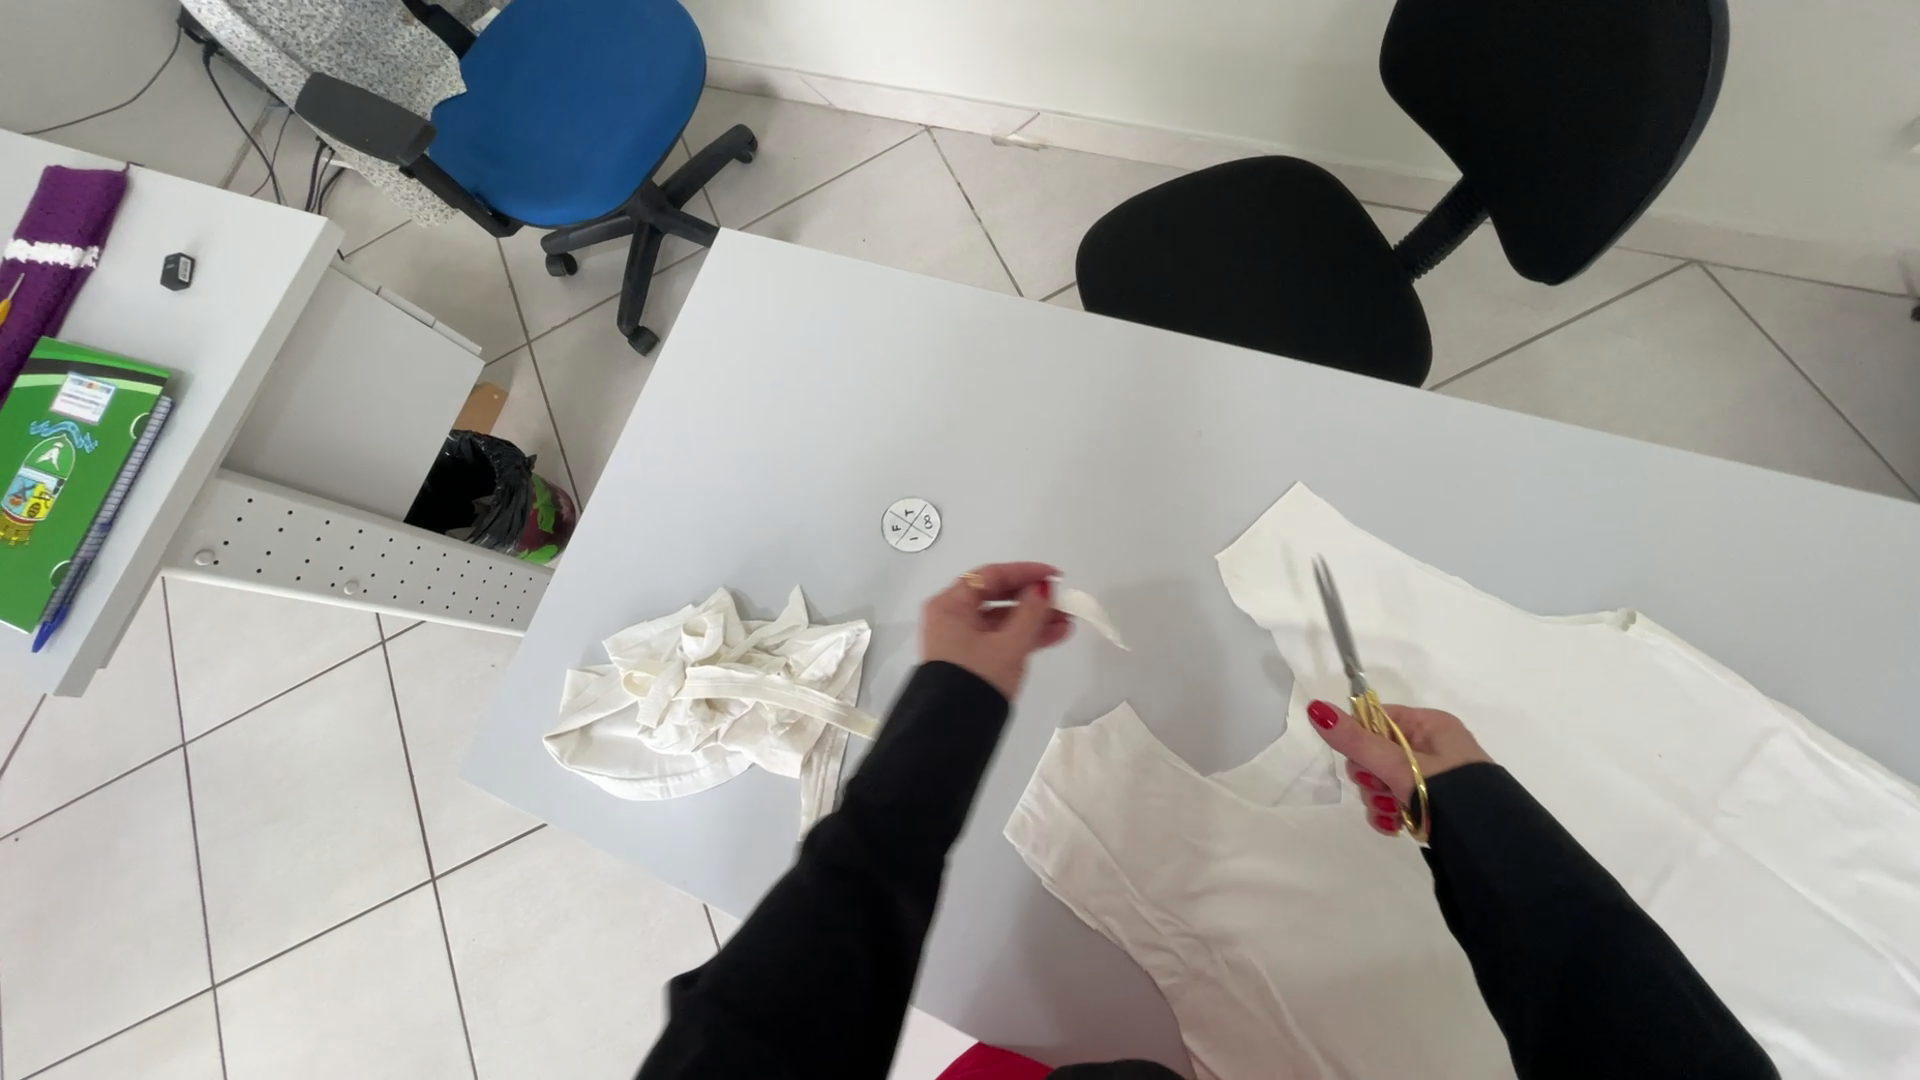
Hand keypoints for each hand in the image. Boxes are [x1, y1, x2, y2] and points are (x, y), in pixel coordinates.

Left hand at [922, 562, 1072, 699]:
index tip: (1055, 576)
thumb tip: (1043, 586)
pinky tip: (1056, 635)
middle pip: (997, 597)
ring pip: (1002, 620)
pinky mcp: (971, 659)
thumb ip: (1031, 612)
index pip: (990, 576)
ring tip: (1068, 622)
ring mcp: (961, 639)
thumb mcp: (1009, 644)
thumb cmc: (978, 678)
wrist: (954, 732)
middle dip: (1033, 600)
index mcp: (949, 604)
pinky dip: (1024, 637)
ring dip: (1034, 620)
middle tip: (1064, 601)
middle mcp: (951, 617)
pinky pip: (1000, 639)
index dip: (1024, 572)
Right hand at [1306, 700, 1492, 836]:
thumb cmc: (1446, 794)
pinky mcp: (1430, 803)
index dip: (1359, 739)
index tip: (1361, 761)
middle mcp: (1430, 747)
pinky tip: (1393, 825)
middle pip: (1373, 751)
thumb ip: (1354, 739)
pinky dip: (1387, 813)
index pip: (1375, 718)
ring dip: (1376, 798)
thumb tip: (1315, 706)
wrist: (1489, 849)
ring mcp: (1431, 777)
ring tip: (1390, 814)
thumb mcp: (1396, 765)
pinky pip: (1393, 800)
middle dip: (1369, 777)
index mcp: (1429, 726)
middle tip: (1378, 789)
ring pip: (1380, 779)